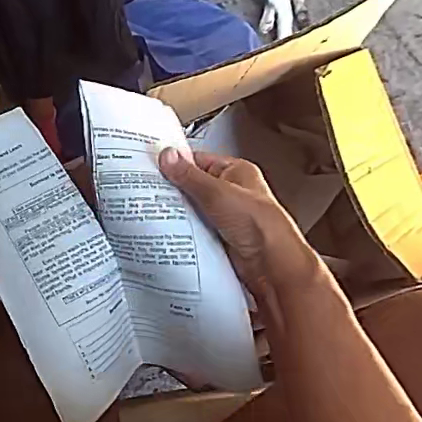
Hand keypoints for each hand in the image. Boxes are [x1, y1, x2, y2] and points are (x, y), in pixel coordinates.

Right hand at [158, 149, 326, 294]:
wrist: (272, 264)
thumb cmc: (260, 224)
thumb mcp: (217, 192)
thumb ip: (189, 175)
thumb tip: (169, 157)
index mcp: (236, 172)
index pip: (198, 160)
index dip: (175, 162)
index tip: (152, 166)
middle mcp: (231, 192)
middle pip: (192, 185)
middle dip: (172, 189)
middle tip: (149, 189)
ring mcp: (224, 215)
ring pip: (190, 208)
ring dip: (176, 212)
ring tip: (154, 209)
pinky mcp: (217, 236)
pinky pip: (192, 228)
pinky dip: (181, 230)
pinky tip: (168, 229)